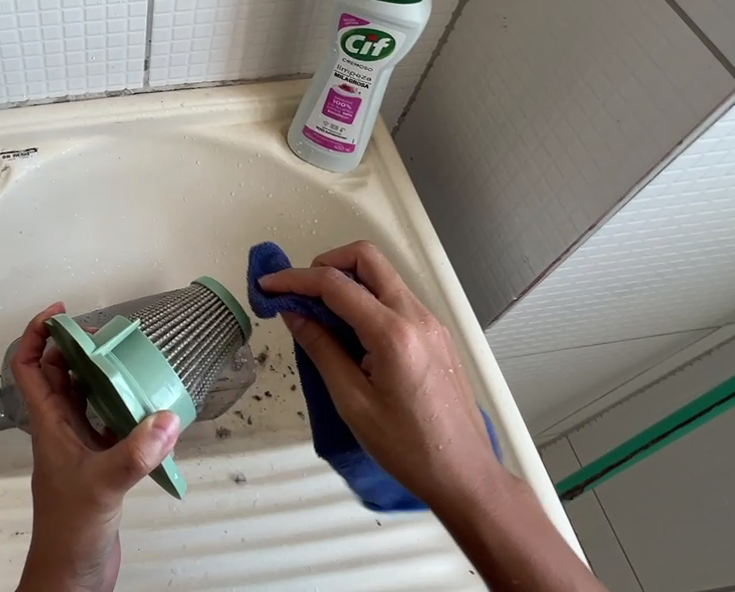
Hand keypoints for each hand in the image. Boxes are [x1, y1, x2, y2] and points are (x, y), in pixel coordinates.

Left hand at [13, 303, 183, 591]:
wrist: (72, 576)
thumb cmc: (69, 532)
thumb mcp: (103, 485)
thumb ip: (134, 452)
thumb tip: (166, 418)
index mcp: (48, 423)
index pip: (30, 367)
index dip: (38, 335)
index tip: (61, 312)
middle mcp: (61, 427)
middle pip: (61, 374)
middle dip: (78, 348)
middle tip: (108, 334)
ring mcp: (79, 444)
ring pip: (85, 395)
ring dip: (103, 375)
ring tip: (130, 359)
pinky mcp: (99, 461)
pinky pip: (109, 420)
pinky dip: (125, 407)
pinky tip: (148, 407)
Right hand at [255, 241, 500, 507]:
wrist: (466, 477)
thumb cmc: (408, 448)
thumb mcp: (352, 402)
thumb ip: (321, 349)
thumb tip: (294, 313)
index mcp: (393, 333)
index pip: (334, 284)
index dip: (294, 280)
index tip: (268, 286)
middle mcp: (416, 316)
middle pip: (365, 257)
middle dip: (325, 264)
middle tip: (301, 292)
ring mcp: (431, 322)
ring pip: (382, 274)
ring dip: (347, 280)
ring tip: (321, 314)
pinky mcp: (436, 333)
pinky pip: (394, 296)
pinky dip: (366, 298)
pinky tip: (350, 331)